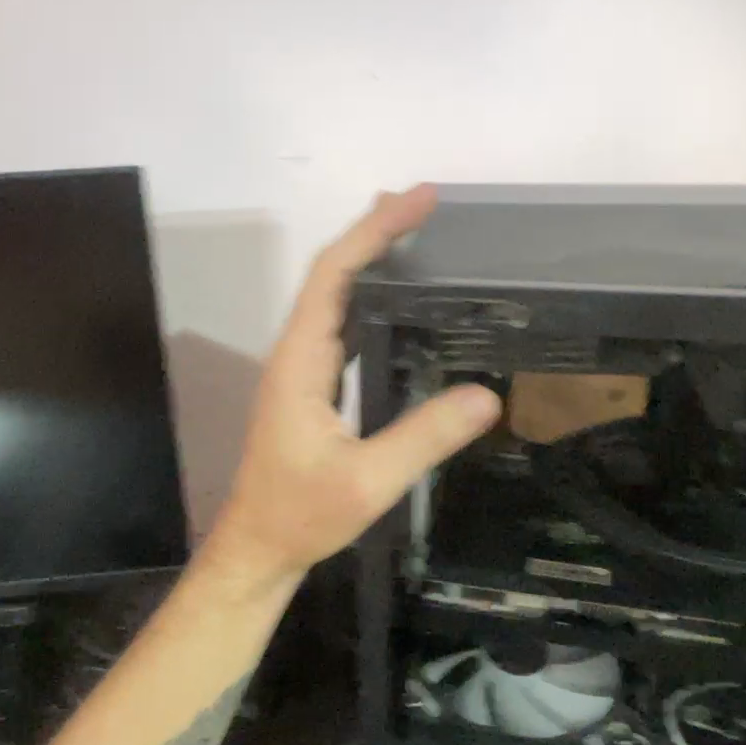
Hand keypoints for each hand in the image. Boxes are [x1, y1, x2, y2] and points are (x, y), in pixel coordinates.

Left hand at [200, 186, 501, 590]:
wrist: (259, 545)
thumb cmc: (300, 514)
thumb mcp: (366, 482)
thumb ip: (423, 438)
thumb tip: (486, 395)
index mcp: (301, 361)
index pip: (334, 275)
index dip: (373, 231)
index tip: (417, 200)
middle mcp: (296, 354)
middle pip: (331, 275)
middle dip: (373, 233)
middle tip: (423, 205)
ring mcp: (300, 369)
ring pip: (333, 298)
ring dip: (368, 261)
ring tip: (413, 235)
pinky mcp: (309, 387)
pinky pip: (339, 327)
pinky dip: (367, 300)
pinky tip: (396, 303)